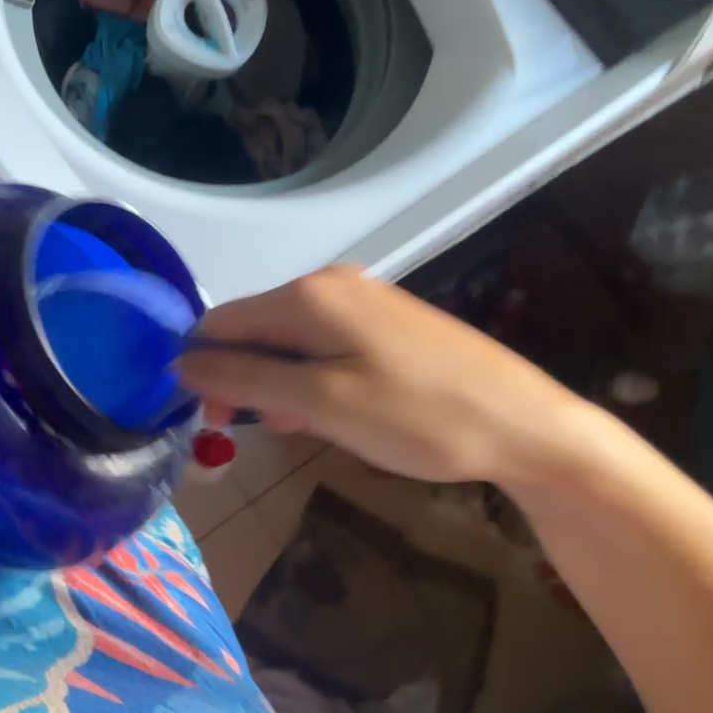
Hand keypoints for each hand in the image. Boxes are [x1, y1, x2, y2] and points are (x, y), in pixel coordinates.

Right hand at [175, 266, 615, 486]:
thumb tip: (179, 362)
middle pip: (253, 328)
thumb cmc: (419, 417)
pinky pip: (322, 344)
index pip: (220, 321)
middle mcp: (330, 283)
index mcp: (306, 294)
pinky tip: (329, 411)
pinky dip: (310, 377)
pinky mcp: (386, 322)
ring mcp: (362, 299)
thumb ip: (244, 378)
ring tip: (301, 426)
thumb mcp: (320, 403)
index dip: (203, 367)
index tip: (212, 418)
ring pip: (287, 340)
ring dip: (277, 382)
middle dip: (243, 377)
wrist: (533, 429)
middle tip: (258, 428)